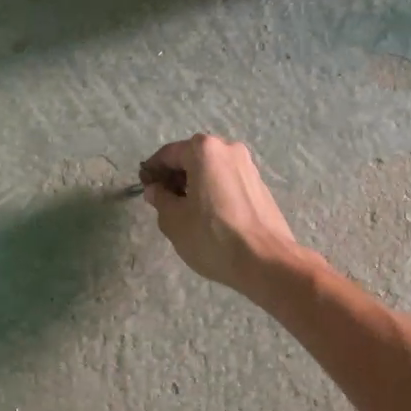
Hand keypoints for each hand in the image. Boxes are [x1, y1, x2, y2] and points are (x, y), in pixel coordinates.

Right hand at [140, 133, 309, 296]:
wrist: (267, 262)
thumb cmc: (213, 237)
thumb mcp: (174, 220)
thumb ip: (160, 199)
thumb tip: (155, 189)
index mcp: (204, 150)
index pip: (169, 154)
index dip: (153, 170)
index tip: (144, 187)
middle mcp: (227, 148)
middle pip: (192, 157)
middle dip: (175, 176)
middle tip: (163, 201)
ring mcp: (247, 166)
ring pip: (211, 169)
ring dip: (194, 183)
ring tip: (185, 211)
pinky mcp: (260, 185)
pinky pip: (227, 180)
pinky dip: (213, 190)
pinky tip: (209, 215)